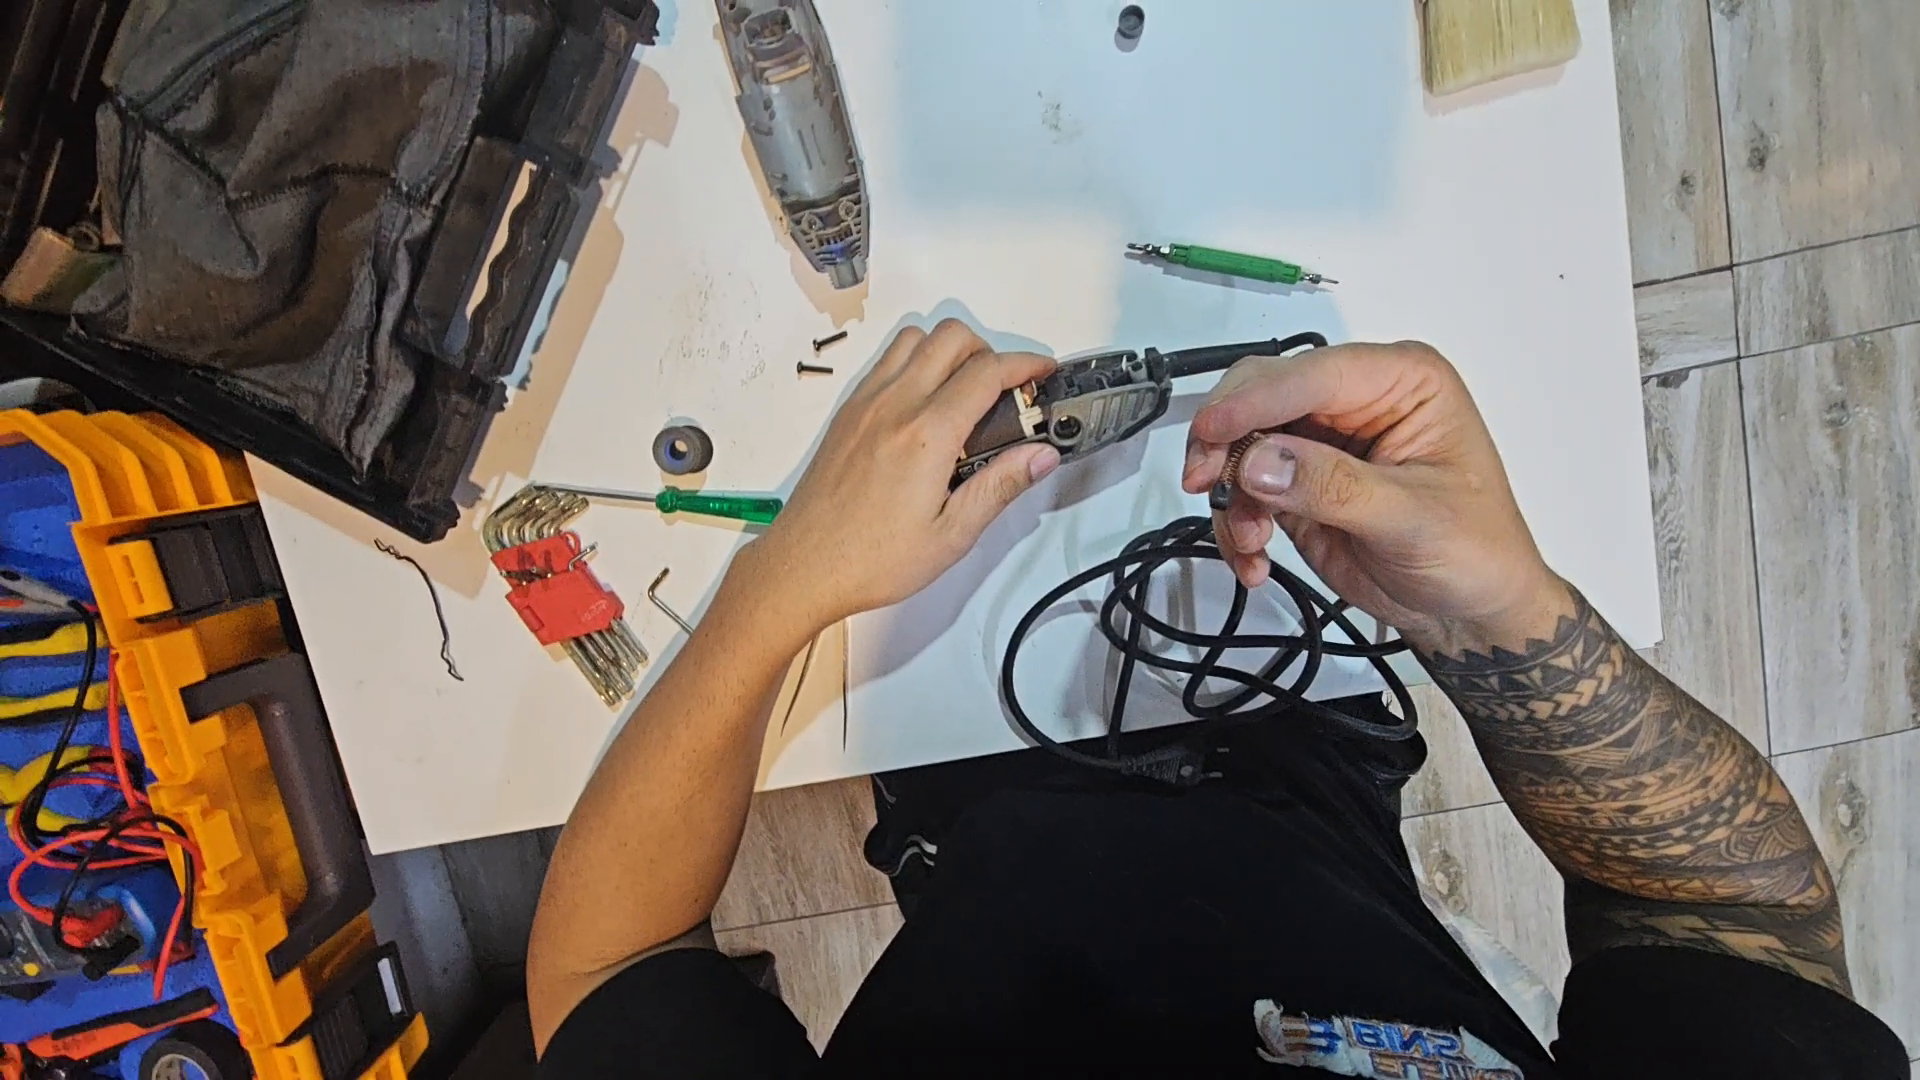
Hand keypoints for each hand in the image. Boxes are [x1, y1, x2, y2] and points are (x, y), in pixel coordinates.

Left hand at [746, 320, 1061, 627]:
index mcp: (926, 435)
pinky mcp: (846, 414)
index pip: (987, 372)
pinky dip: (915, 363)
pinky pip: (885, 362)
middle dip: (990, 351)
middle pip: (952, 337)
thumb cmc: (870, 559)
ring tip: (965, 393)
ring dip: (949, 351)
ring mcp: (864, 405)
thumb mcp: (951, 535)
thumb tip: (1040, 456)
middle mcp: (893, 406)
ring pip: (915, 339)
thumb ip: (1000, 486)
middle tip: (1006, 389)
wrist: (804, 567)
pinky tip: (925, 405)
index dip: (1025, 365)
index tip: (1041, 372)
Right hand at [1181, 341, 1560, 649]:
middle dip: (1224, 441)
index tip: (1210, 432)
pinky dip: (1233, 524)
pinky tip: (1253, 556)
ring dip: (1229, 494)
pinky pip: (1237, 489)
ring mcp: (1315, 443)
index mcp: (1398, 383)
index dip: (1254, 401)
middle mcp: (1351, 403)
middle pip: (1258, 396)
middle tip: (1203, 482)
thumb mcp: (1412, 518)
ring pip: (1236, 445)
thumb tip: (1260, 460)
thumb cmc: (1473, 551)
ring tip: (1250, 541)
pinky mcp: (1290, 482)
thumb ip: (1332, 486)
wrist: (1463, 608)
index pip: (1310, 376)